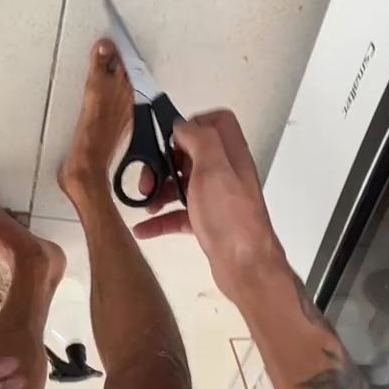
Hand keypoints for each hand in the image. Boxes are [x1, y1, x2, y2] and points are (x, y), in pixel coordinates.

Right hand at [132, 109, 293, 300]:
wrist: (245, 266)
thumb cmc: (229, 217)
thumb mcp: (213, 169)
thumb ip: (200, 140)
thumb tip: (182, 125)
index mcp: (230, 155)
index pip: (217, 122)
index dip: (193, 124)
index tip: (170, 141)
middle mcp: (225, 173)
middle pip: (191, 154)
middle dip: (164, 163)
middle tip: (148, 178)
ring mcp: (216, 199)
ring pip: (182, 185)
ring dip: (159, 191)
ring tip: (144, 204)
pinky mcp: (207, 223)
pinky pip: (179, 215)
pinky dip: (160, 220)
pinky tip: (143, 229)